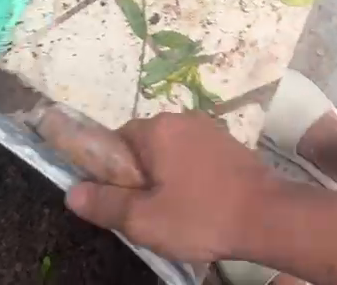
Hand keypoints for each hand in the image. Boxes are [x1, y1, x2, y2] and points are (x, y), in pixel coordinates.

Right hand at [65, 112, 280, 262]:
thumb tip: (72, 192)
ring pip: (170, 150)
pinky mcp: (226, 142)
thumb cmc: (200, 215)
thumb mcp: (144, 220)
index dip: (111, 171)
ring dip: (164, 176)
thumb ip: (105, 204)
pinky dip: (187, 175)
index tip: (119, 200)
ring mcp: (208, 127)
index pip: (117, 140)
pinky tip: (197, 203)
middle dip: (139, 175)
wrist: (265, 214)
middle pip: (144, 144)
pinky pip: (193, 154)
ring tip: (173, 212)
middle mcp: (182, 117)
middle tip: (145, 212)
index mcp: (159, 128)